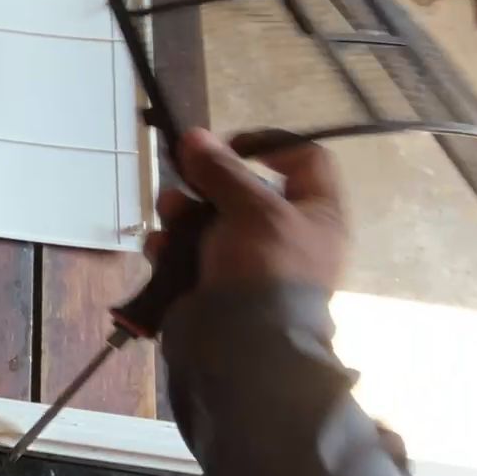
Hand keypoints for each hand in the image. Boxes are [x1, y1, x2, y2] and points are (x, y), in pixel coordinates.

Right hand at [145, 128, 347, 291]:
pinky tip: (161, 249)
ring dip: (181, 211)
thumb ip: (222, 172)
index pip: (304, 160)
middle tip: (181, 176)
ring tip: (167, 213)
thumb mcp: (252, 210)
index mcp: (315, 211)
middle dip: (206, 182)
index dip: (268, 143)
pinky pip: (184, 249)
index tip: (227, 144)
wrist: (242, 340)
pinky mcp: (207, 277)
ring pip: (205, 218)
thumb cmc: (263, 267)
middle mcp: (281, 231)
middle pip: (241, 188)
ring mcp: (242, 256)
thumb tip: (194, 135)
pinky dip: (169, 246)